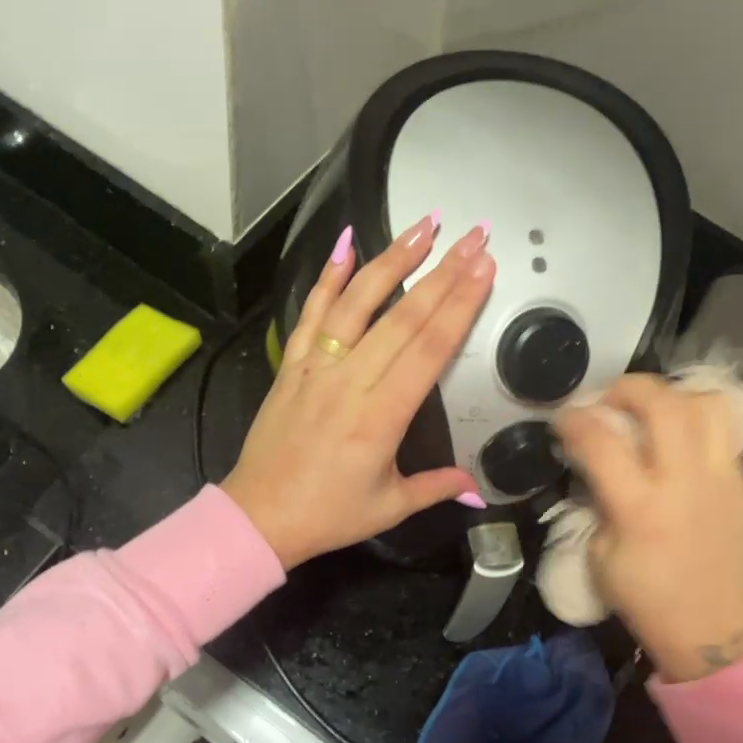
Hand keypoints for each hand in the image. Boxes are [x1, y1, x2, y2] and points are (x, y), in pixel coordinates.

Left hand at [222, 216, 496, 568]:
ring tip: (423, 225)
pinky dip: (327, 278)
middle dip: (443, 271)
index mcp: (382, 417)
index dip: (460, 304)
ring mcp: (316, 368)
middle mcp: (350, 381)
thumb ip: (435, 487)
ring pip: (357, 303)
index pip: (430, 348)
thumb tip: (476, 486)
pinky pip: (311, 314)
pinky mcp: (291, 366)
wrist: (259, 516)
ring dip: (391, 259)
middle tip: (474, 235)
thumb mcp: (388, 507)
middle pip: (403, 316)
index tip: (484, 268)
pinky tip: (345, 244)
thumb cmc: (326, 515)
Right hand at [553, 375, 742, 681]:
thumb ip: (599, 502)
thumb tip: (597, 467)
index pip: (601, 441)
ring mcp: (721, 477)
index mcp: (641, 508)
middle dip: (626, 388)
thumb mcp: (600, 555)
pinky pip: (725, 428)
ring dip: (671, 395)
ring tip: (651, 408)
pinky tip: (678, 435)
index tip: (562, 418)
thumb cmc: (646, 600)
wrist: (712, 628)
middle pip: (662, 403)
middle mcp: (685, 482)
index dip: (574, 420)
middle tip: (607, 399)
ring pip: (705, 404)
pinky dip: (697, 418)